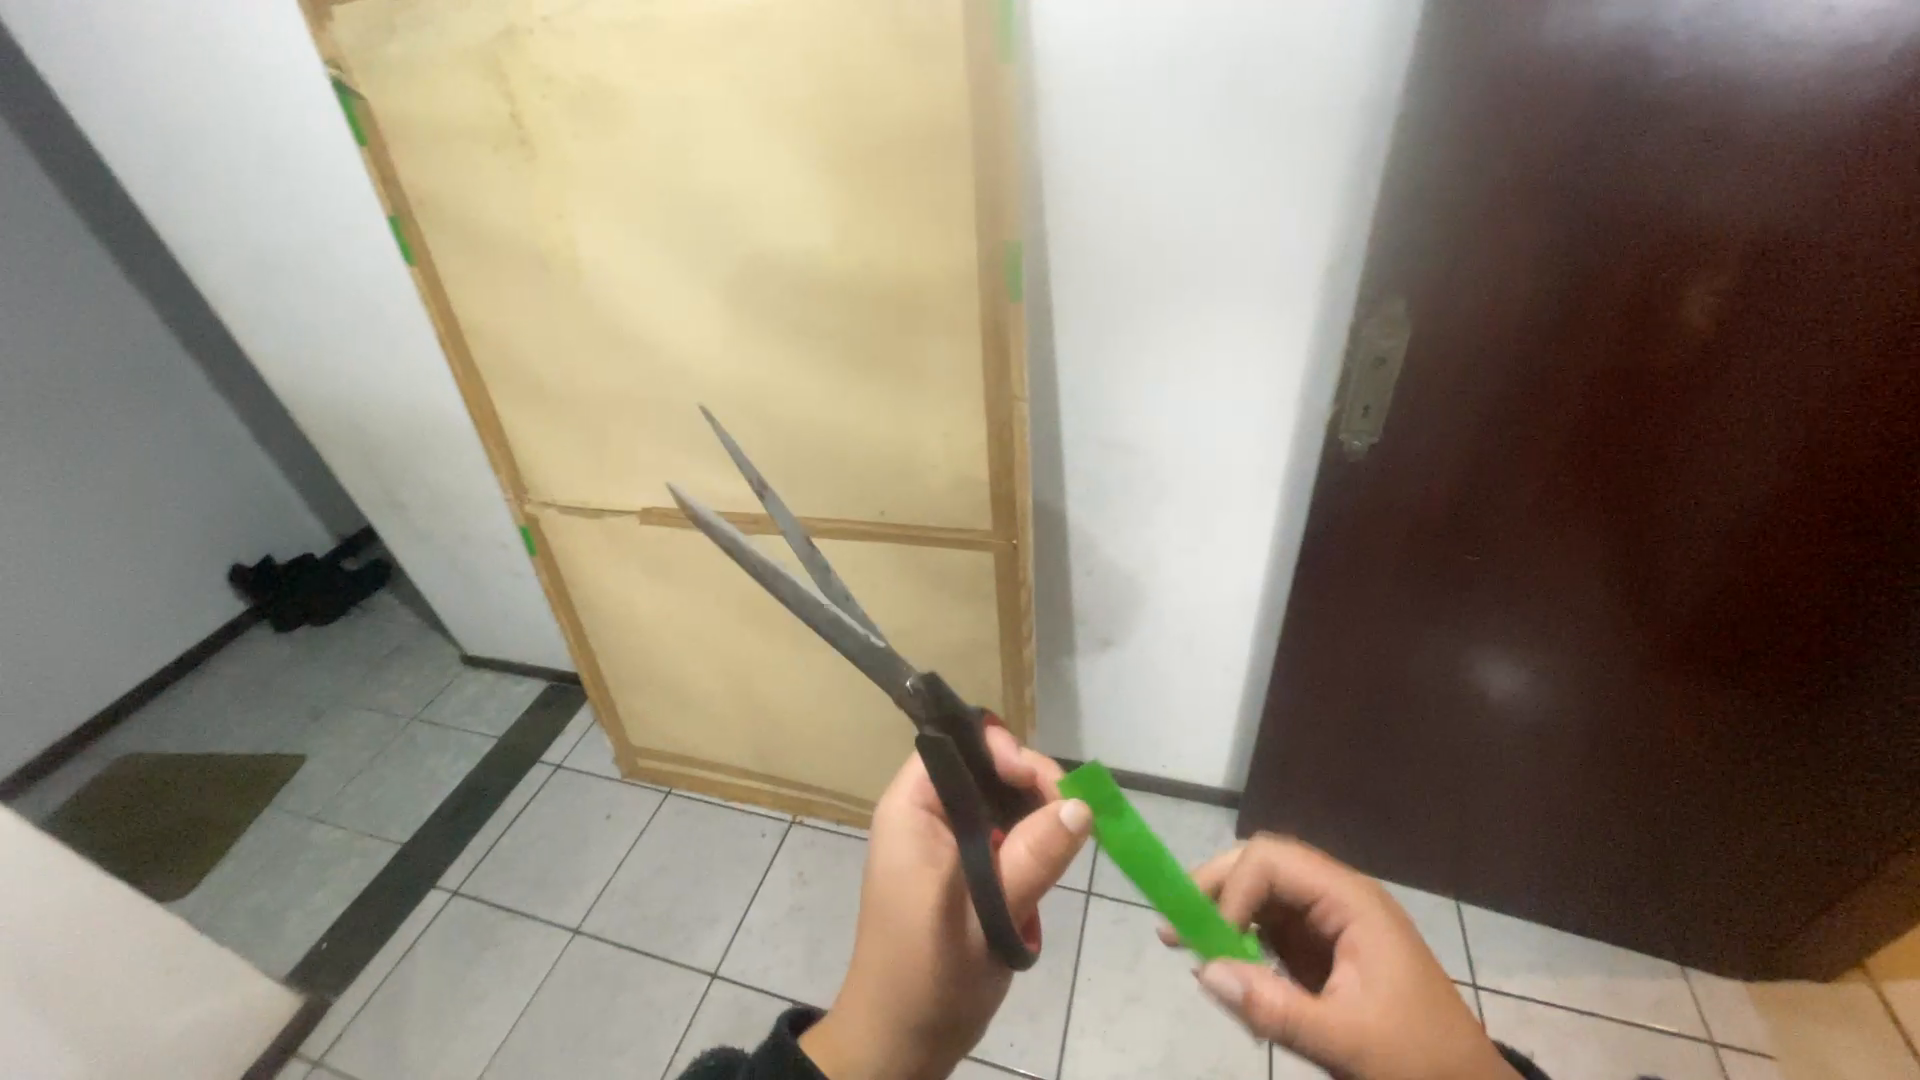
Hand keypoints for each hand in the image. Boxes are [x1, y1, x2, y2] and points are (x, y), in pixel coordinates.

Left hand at [800, 726, 1092, 1079]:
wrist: (899, 1043)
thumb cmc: (927, 976)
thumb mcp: (985, 915)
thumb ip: (1031, 857)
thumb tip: (1081, 803)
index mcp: (913, 808)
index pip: (957, 743)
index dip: (1003, 750)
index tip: (1046, 786)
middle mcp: (928, 814)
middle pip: (987, 768)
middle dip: (1032, 787)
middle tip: (1072, 821)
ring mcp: (945, 841)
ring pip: (1002, 801)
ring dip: (1035, 821)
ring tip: (1063, 849)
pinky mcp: (963, 866)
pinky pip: (1003, 834)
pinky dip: (1030, 847)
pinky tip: (1046, 870)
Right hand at [1167, 835, 1515, 1079]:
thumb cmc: (1419, 1062)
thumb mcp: (1349, 1044)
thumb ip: (1275, 1008)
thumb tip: (1202, 969)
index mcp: (1351, 901)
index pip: (1273, 861)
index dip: (1233, 889)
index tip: (1211, 939)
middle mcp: (1337, 897)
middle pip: (1262, 863)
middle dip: (1215, 887)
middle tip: (1174, 923)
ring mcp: (1329, 920)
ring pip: (1261, 889)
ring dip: (1222, 908)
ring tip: (1186, 940)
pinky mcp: (1322, 946)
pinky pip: (1270, 923)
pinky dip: (1239, 935)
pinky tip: (1222, 960)